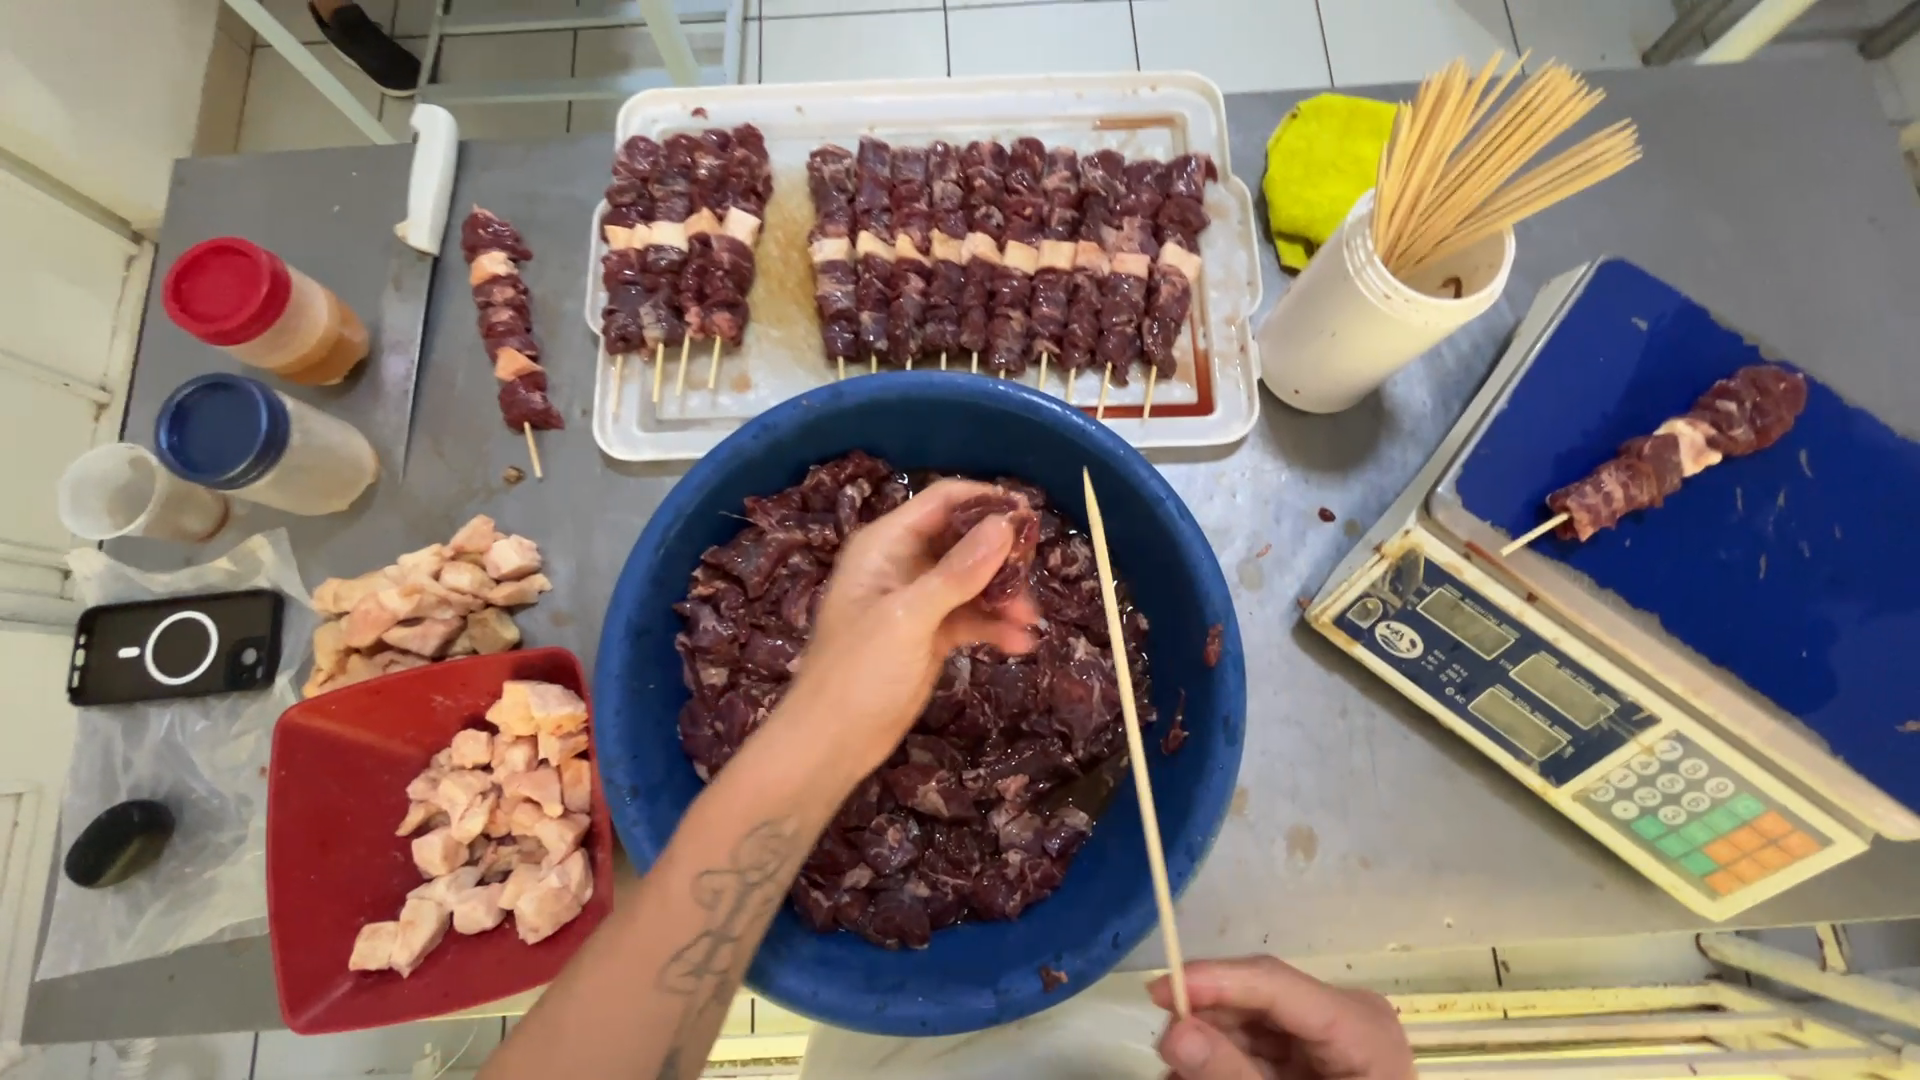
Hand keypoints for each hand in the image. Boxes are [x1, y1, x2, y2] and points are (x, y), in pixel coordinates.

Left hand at [782, 480, 1040, 774]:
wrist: (832, 742)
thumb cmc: (859, 671)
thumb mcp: (908, 617)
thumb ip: (957, 572)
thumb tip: (1006, 524)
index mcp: (886, 544)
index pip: (942, 501)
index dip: (986, 500)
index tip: (1029, 515)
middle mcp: (903, 563)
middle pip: (963, 539)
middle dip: (1001, 556)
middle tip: (1033, 575)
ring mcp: (918, 600)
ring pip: (973, 581)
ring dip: (1003, 596)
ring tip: (1030, 620)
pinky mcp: (931, 633)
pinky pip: (970, 617)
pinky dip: (994, 626)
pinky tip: (1020, 643)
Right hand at [1149, 958, 1414, 1079]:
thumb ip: (1234, 1075)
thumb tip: (1174, 1034)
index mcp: (1359, 1024)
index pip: (1270, 980)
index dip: (1210, 979)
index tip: (1157, 993)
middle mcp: (1343, 1014)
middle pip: (1253, 998)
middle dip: (1204, 1022)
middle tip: (1165, 1052)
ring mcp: (1328, 1034)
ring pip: (1248, 1021)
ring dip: (1209, 1044)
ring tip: (1176, 1072)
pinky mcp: (1313, 1054)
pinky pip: (1258, 1045)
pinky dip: (1226, 1060)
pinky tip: (1197, 1075)